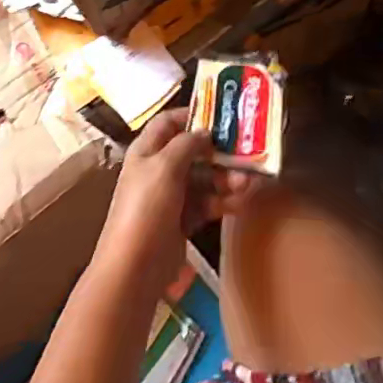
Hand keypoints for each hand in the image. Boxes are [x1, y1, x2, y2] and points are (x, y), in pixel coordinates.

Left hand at [93, 109, 259, 294]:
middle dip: (218, 152)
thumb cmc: (146, 207)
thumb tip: (204, 132)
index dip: (192, 115)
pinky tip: (240, 203)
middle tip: (246, 154)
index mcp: (147, 150)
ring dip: (225, 178)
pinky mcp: (181, 220)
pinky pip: (206, 203)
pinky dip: (222, 201)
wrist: (135, 267)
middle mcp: (158, 169)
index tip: (223, 116)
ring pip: (202, 178)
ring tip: (247, 184)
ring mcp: (170, 196)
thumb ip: (186, 144)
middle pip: (191, 151)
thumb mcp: (165, 167)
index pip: (168, 122)